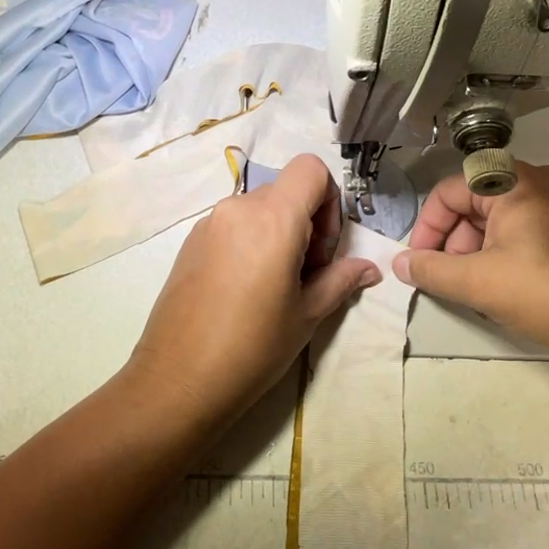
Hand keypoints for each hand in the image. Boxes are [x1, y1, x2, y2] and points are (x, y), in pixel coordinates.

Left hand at [125, 154, 379, 424]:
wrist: (178, 380)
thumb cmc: (253, 347)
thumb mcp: (307, 315)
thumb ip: (341, 280)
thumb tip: (369, 268)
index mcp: (272, 218)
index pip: (310, 169)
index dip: (329, 200)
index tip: (323, 248)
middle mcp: (237, 208)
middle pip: (286, 191)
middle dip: (306, 223)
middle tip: (306, 275)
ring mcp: (209, 223)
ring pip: (259, 209)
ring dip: (278, 234)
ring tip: (275, 287)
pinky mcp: (190, 242)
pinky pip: (233, 225)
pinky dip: (250, 242)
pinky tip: (245, 290)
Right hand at [393, 162, 548, 363]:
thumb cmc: (547, 292)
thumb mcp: (478, 283)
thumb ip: (432, 271)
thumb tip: (400, 265)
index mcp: (512, 180)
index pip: (449, 192)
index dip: (426, 228)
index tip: (419, 265)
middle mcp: (541, 180)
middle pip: (476, 203)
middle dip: (455, 242)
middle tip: (451, 280)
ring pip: (504, 220)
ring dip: (480, 251)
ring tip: (481, 291)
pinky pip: (532, 231)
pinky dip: (510, 254)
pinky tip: (514, 289)